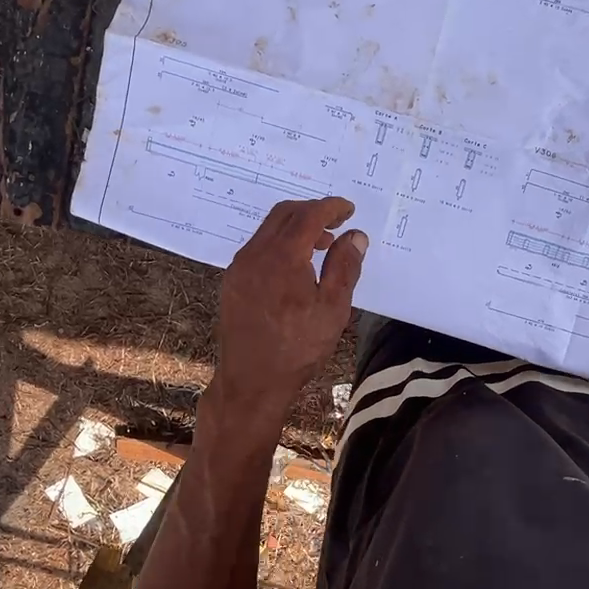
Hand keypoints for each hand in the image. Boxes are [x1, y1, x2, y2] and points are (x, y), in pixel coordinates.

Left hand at [212, 197, 366, 414]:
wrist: (252, 380)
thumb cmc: (298, 348)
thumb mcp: (333, 308)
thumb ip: (345, 266)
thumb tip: (355, 236)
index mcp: (283, 257)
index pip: (309, 215)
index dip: (332, 207)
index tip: (349, 210)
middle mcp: (255, 254)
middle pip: (285, 213)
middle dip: (313, 212)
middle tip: (337, 224)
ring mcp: (240, 267)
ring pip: (268, 229)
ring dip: (296, 227)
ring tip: (321, 247)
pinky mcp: (233, 281)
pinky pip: (258, 247)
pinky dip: (280, 243)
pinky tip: (296, 266)